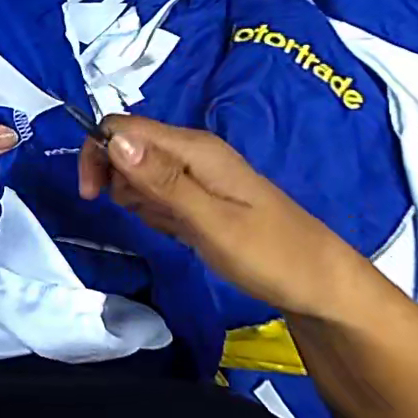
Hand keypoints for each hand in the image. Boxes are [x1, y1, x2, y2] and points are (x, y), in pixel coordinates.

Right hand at [79, 115, 373, 320]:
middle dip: (115, 178)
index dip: (97, 153)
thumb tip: (113, 140)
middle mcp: (191, 151)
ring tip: (165, 225)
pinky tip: (175, 229)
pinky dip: (152, 209)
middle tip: (137, 213)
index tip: (92, 195)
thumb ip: (161, 180)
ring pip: (136, 170)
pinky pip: (155, 191)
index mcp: (194, 148)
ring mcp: (196, 173)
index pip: (122, 127)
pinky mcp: (198, 194)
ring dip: (134, 196)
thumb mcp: (212, 222)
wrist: (325, 290)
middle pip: (125, 146)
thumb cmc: (272, 256)